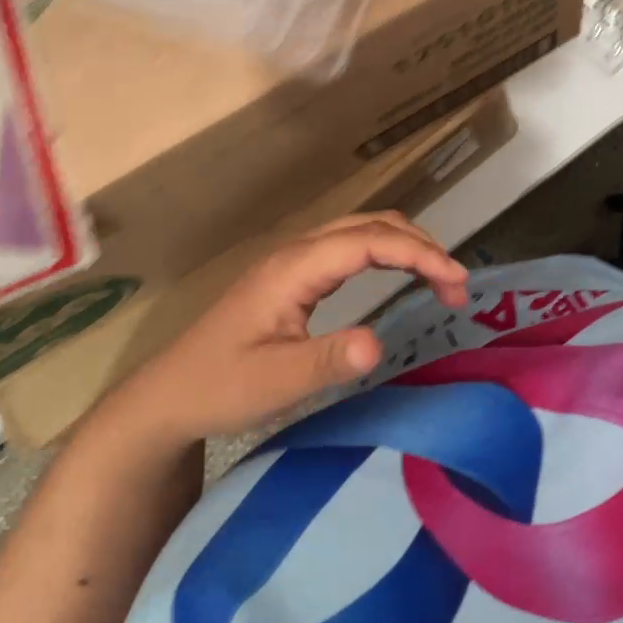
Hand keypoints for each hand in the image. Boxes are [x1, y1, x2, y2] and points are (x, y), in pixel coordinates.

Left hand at [100, 213, 467, 449]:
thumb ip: (326, 361)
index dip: (420, 254)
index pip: (370, 241)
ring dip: (406, 245)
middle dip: (422, 245)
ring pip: (362, 230)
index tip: (457, 283)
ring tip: (440, 279)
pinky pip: (351, 246)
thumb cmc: (218, 389)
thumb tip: (379, 343)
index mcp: (294, 268)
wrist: (165, 398)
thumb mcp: (274, 383)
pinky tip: (398, 275)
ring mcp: (293, 261)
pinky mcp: (292, 276)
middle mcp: (296, 253)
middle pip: (372, 224)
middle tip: (457, 286)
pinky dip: (387, 253)